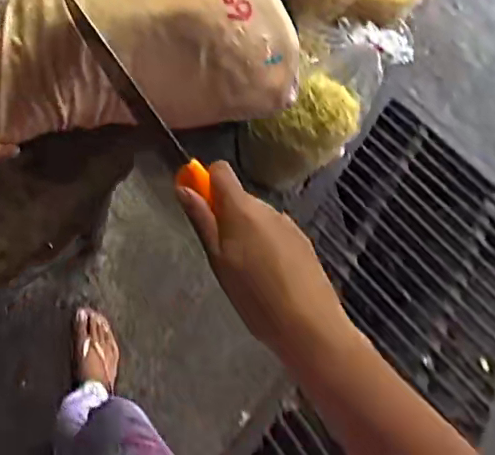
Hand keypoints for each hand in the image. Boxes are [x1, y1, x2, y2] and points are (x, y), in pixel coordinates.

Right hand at [177, 162, 347, 355]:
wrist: (311, 325)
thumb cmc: (255, 297)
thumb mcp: (218, 262)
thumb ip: (202, 221)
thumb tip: (184, 188)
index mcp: (241, 208)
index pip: (220, 170)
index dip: (207, 183)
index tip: (203, 209)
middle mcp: (265, 206)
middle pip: (239, 198)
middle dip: (227, 218)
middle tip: (225, 258)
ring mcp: (287, 222)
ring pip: (257, 217)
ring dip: (248, 234)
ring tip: (250, 275)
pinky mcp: (302, 240)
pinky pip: (275, 232)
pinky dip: (268, 246)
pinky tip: (272, 278)